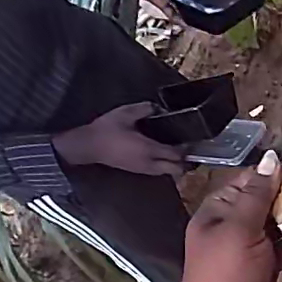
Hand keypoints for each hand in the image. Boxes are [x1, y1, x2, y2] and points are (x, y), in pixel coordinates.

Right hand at [52, 103, 186, 175]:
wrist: (89, 146)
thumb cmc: (106, 129)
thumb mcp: (125, 113)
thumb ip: (144, 109)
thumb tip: (157, 108)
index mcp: (149, 149)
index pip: (175, 155)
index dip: (186, 150)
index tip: (192, 142)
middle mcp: (149, 163)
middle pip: (176, 170)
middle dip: (185, 163)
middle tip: (188, 150)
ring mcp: (144, 170)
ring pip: (168, 173)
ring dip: (176, 166)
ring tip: (178, 153)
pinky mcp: (138, 171)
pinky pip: (159, 172)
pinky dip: (166, 167)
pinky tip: (163, 155)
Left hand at [169, 149, 281, 281]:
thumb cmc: (225, 275)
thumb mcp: (240, 229)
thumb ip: (258, 195)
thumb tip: (272, 158)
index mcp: (222, 209)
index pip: (252, 182)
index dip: (277, 179)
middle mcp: (236, 223)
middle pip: (271, 201)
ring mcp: (253, 246)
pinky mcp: (268, 266)